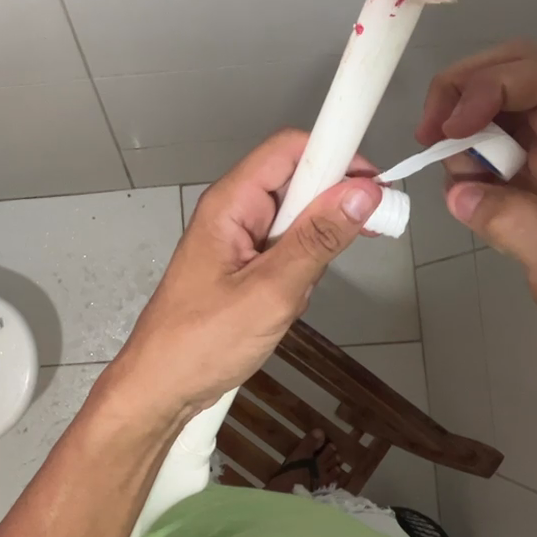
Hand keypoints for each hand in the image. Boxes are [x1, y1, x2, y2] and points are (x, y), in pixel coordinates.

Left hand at [110, 130, 382, 417]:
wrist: (161, 388)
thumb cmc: (198, 344)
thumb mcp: (270, 291)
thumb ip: (317, 240)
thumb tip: (361, 194)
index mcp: (230, 204)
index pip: (289, 149)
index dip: (336, 156)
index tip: (374, 183)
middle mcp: (232, 213)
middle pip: (296, 182)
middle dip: (329, 210)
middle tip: (360, 238)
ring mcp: (237, 241)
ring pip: (295, 222)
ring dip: (312, 251)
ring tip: (298, 291)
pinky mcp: (242, 267)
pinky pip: (284, 252)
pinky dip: (299, 273)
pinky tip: (288, 303)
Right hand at [417, 42, 536, 363]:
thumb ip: (517, 230)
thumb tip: (460, 190)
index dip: (494, 84)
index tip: (452, 130)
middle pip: (522, 68)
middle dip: (466, 86)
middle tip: (431, 135)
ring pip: (505, 96)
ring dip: (461, 119)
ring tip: (450, 172)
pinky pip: (497, 137)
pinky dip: (466, 149)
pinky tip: (466, 190)